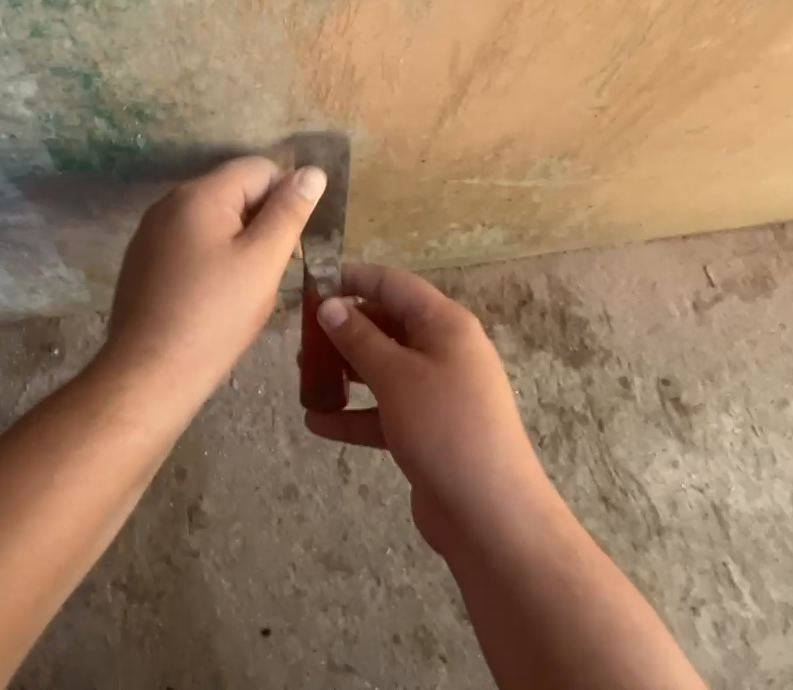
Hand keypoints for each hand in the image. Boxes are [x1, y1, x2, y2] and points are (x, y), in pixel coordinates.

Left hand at [101, 156, 326, 391]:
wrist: (148, 374)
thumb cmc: (214, 317)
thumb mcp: (263, 262)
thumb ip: (289, 212)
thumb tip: (312, 172)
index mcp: (199, 195)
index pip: (259, 169)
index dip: (286, 199)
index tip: (291, 246)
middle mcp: (169, 203)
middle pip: (234, 192)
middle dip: (261, 224)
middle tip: (270, 273)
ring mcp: (150, 233)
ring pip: (213, 222)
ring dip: (238, 245)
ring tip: (244, 291)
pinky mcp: (142, 262)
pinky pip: (189, 246)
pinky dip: (210, 262)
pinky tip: (214, 300)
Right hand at [304, 265, 551, 553]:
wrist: (490, 514)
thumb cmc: (444, 427)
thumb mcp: (395, 375)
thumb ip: (358, 338)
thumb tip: (329, 305)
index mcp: (444, 325)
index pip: (393, 284)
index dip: (353, 279)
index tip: (312, 284)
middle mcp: (443, 351)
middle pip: (387, 325)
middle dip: (344, 330)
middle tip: (303, 339)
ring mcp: (437, 392)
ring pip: (383, 368)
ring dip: (345, 372)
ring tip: (305, 377)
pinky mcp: (428, 430)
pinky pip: (385, 410)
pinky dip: (354, 413)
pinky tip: (317, 422)